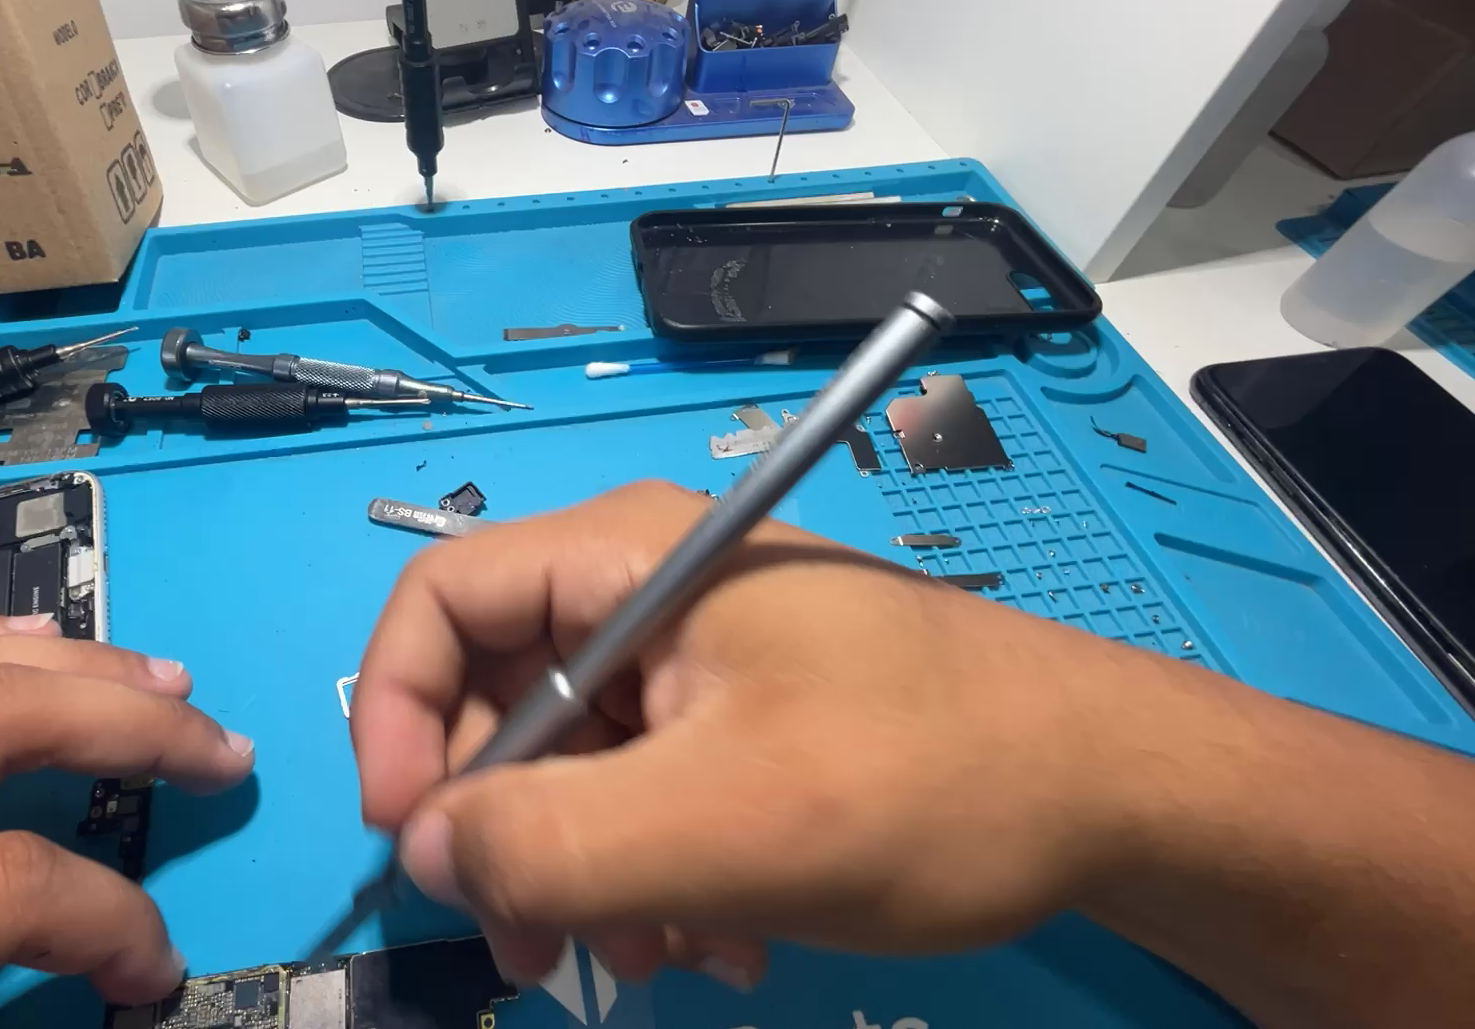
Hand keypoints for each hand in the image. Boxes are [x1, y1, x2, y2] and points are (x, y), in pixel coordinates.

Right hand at [352, 481, 1198, 988]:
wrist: (1111, 792)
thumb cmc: (932, 777)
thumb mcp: (733, 821)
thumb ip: (556, 840)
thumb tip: (422, 849)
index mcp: (623, 554)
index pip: (444, 597)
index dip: (395, 707)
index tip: (406, 835)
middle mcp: (634, 585)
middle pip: (493, 685)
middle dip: (495, 818)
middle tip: (530, 943)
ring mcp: (675, 645)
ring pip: (557, 749)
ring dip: (575, 858)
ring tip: (651, 951)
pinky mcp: (711, 701)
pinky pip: (622, 776)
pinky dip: (637, 858)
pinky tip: (711, 926)